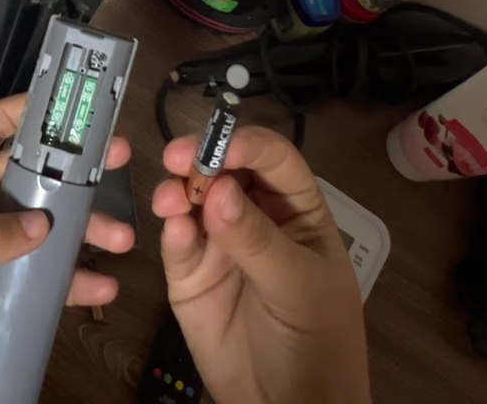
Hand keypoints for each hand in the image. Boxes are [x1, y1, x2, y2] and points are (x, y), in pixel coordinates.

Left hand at [0, 95, 134, 403]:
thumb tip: (42, 224)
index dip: (20, 111)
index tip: (65, 103)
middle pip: (27, 176)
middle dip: (72, 168)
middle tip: (118, 160)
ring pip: (42, 226)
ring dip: (82, 229)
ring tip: (123, 238)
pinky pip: (40, 277)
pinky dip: (71, 280)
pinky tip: (101, 286)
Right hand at [152, 126, 369, 403]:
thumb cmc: (316, 341)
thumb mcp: (299, 287)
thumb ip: (258, 240)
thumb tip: (218, 191)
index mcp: (294, 208)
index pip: (273, 159)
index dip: (248, 145)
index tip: (221, 145)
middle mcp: (253, 213)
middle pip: (225, 169)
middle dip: (201, 156)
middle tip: (175, 156)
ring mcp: (218, 240)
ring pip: (192, 197)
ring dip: (177, 188)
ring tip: (169, 198)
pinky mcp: (188, 270)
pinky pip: (176, 240)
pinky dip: (170, 229)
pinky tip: (173, 230)